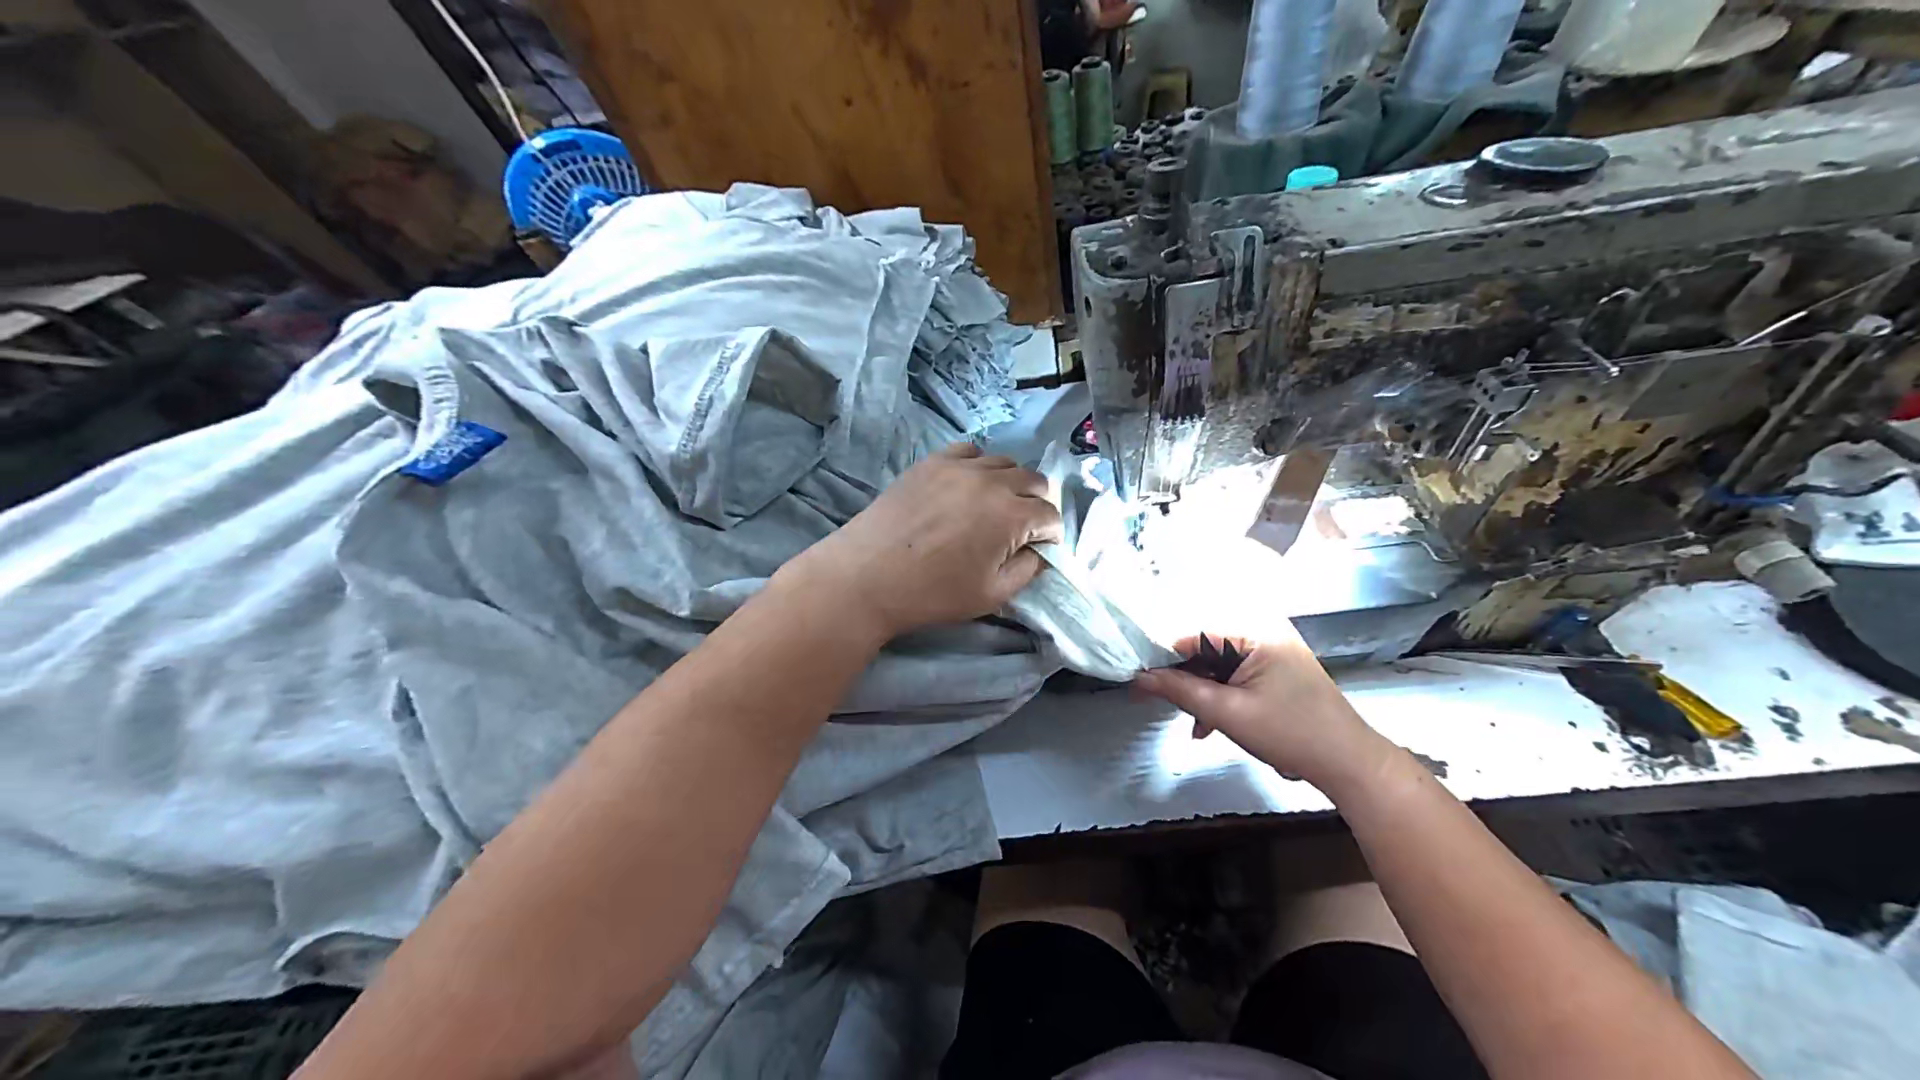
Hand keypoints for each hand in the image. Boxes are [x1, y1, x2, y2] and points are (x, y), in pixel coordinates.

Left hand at [782, 444, 1063, 638]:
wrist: (867, 576)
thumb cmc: (932, 593)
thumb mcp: (992, 595)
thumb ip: (1028, 570)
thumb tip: (1040, 551)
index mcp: (1011, 516)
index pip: (1050, 515)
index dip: (1050, 535)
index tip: (1039, 548)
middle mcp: (991, 481)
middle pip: (1033, 480)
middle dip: (1036, 504)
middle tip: (1020, 528)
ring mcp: (959, 466)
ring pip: (1004, 462)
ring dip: (1010, 483)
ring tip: (993, 507)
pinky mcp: (932, 462)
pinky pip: (970, 452)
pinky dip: (979, 467)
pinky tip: (968, 487)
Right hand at [1132, 629, 1396, 794]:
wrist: (1348, 763)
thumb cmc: (1290, 732)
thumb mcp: (1227, 712)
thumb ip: (1180, 690)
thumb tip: (1139, 677)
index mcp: (1254, 630)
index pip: (1191, 634)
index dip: (1161, 658)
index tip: (1137, 680)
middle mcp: (1262, 631)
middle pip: (1202, 648)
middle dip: (1181, 678)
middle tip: (1155, 702)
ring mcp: (1269, 650)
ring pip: (1215, 665)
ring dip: (1198, 692)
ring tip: (1192, 722)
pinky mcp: (1273, 669)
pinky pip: (1232, 674)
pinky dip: (1217, 696)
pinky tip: (1207, 724)